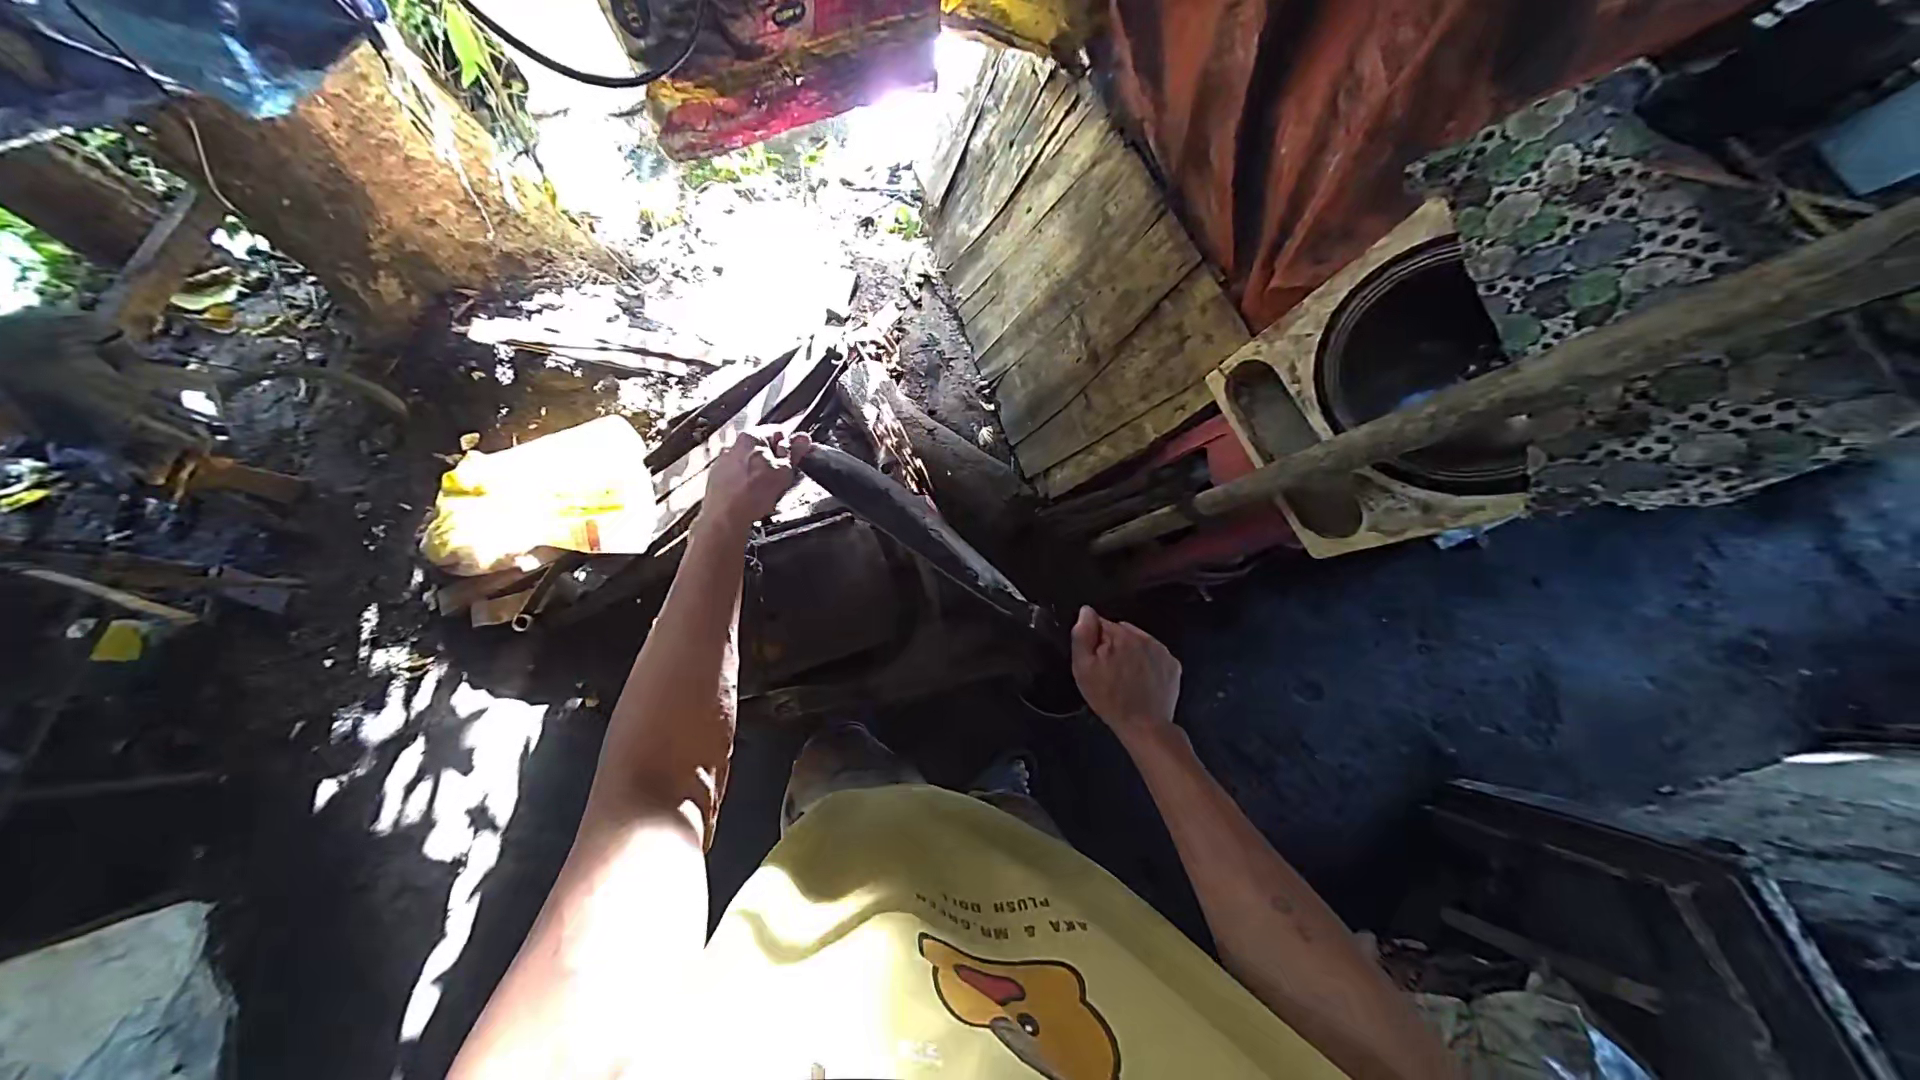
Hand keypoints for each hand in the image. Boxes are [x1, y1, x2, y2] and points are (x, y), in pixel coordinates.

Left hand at [700, 428, 808, 532]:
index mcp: (752, 437)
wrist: (726, 517)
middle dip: (773, 460)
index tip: (793, 459)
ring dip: (758, 472)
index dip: (789, 446)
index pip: (777, 431)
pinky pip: (736, 476)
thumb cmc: (752, 494)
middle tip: (780, 478)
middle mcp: (733, 445)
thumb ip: (794, 453)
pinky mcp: (716, 478)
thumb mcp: (784, 472)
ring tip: (765, 490)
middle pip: (761, 447)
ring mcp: (722, 462)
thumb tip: (802, 440)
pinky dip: (744, 483)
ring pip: (748, 462)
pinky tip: (751, 496)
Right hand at [1071, 606, 1180, 735]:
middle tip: (1108, 670)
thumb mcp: (1083, 668)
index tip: (1095, 659)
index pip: (1100, 623)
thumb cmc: (1109, 698)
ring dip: (1130, 652)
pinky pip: (1155, 655)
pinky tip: (1141, 681)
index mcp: (1120, 635)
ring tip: (1125, 677)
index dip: (1094, 640)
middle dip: (1113, 644)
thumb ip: (1082, 635)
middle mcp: (1143, 637)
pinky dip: (1147, 663)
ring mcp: (1161, 651)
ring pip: (1139, 642)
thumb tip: (1086, 611)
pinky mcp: (1173, 664)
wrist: (1144, 725)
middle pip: (1121, 631)